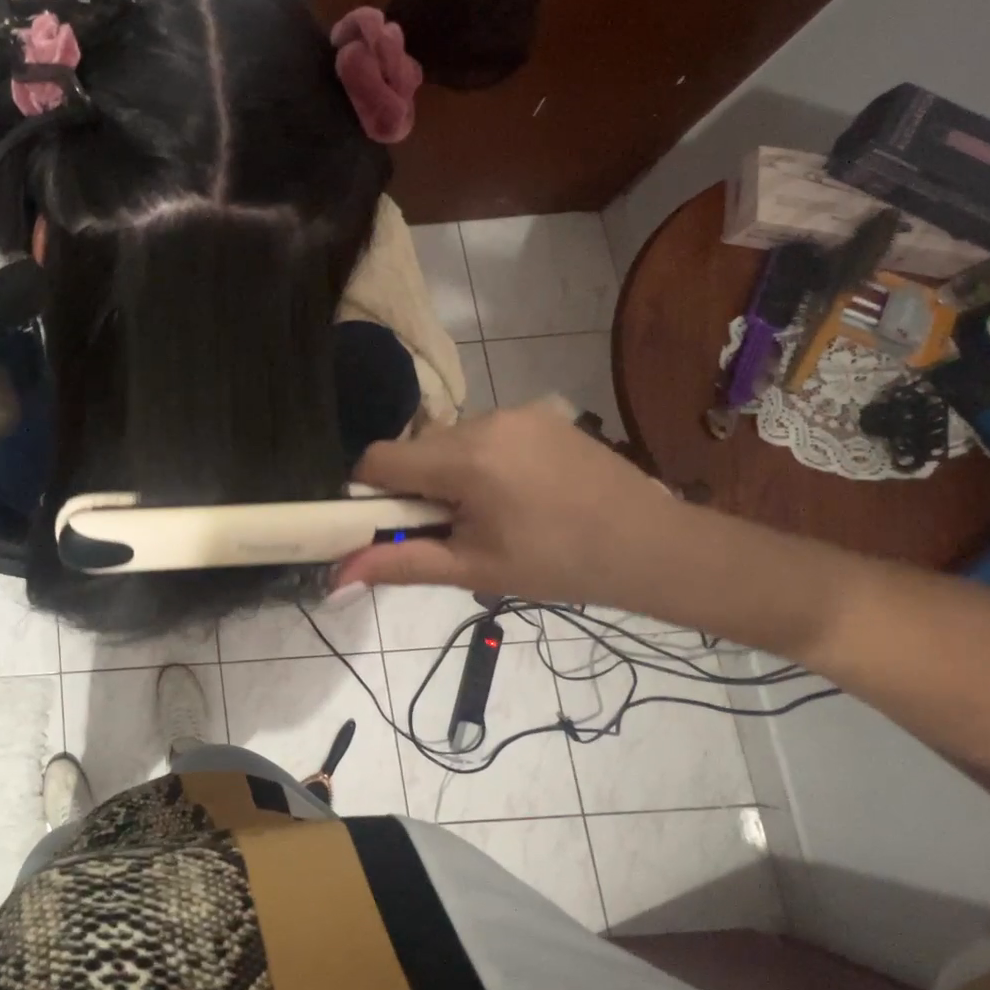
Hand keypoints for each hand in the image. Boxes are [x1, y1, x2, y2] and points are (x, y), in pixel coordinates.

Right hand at [336, 400, 676, 604]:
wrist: (654, 547)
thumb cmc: (558, 565)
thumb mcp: (472, 569)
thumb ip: (398, 564)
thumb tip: (335, 578)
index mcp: (465, 459)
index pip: (378, 459)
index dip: (369, 493)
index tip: (391, 526)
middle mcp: (485, 421)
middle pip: (412, 449)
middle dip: (413, 487)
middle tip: (447, 528)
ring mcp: (516, 412)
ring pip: (445, 440)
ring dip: (445, 473)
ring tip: (486, 512)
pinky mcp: (539, 413)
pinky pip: (481, 432)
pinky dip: (477, 460)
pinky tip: (512, 493)